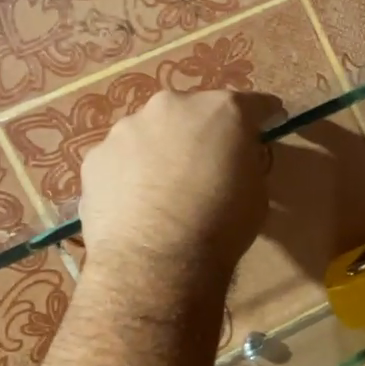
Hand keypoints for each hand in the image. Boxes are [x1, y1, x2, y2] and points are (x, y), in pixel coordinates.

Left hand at [76, 91, 280, 281]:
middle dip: (203, 131)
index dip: (264, 116)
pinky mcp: (97, 155)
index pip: (254, 104)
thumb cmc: (222, 225)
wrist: (155, 261)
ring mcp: (128, 127)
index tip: (268, 125)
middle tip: (208, 163)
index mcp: (223, 110)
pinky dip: (130, 172)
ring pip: (152, 131)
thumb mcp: (257, 191)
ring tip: (164, 188)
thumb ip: (245, 161)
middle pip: (194, 111)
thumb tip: (235, 159)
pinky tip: (136, 202)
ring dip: (163, 149)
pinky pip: (121, 157)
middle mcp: (173, 105)